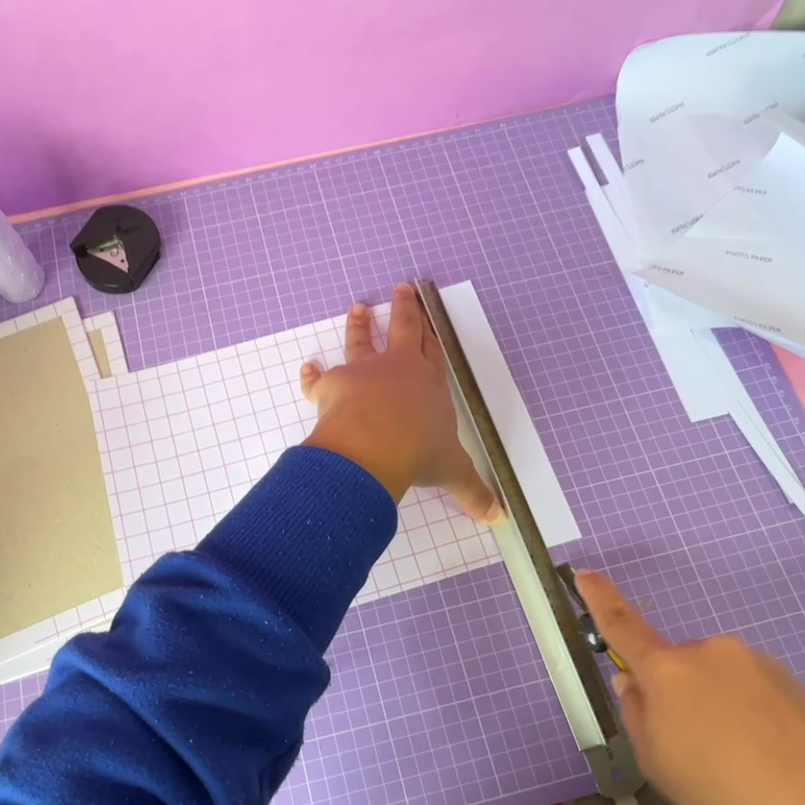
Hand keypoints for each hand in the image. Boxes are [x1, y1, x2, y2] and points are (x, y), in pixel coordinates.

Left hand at [300, 283, 502, 522]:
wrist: (375, 446)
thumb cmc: (419, 452)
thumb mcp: (453, 472)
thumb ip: (473, 492)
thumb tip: (497, 516)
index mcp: (429, 384)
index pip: (433, 353)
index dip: (432, 334)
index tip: (430, 314)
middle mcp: (398, 370)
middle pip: (404, 331)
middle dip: (405, 309)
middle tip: (402, 287)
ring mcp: (363, 373)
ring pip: (362, 341)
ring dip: (360, 324)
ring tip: (358, 307)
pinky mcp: (332, 386)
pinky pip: (319, 378)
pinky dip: (311, 374)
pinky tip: (306, 368)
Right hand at [575, 570, 804, 804]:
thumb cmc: (723, 794)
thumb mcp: (657, 766)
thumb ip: (637, 716)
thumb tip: (633, 684)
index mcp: (668, 670)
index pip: (622, 625)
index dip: (599, 598)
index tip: (582, 571)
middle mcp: (713, 652)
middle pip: (680, 666)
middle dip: (680, 695)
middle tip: (694, 748)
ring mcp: (762, 665)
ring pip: (724, 680)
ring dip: (723, 708)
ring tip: (745, 765)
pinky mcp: (802, 687)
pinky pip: (762, 696)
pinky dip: (760, 721)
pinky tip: (778, 765)